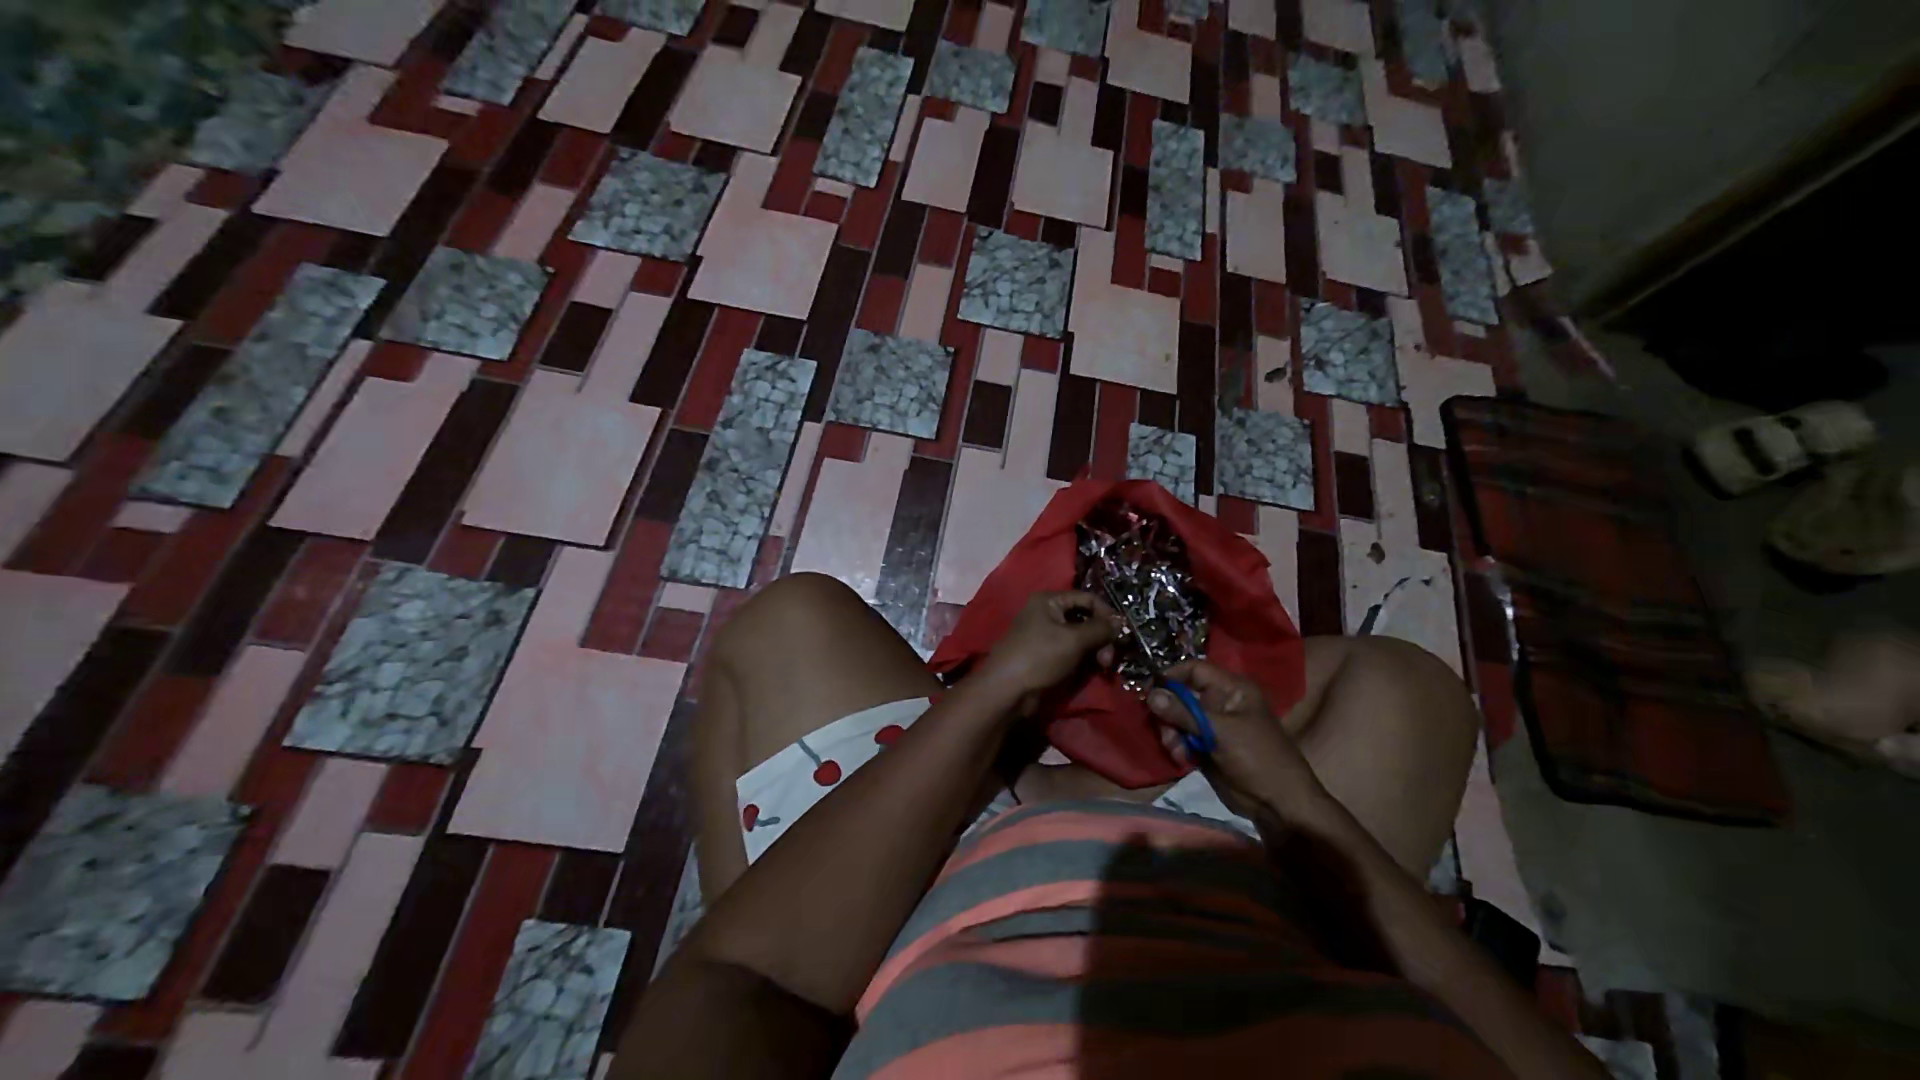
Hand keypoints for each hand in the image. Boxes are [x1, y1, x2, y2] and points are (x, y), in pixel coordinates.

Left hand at [975, 591, 1122, 705]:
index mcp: (1049, 600)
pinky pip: (1072, 651)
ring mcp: (1046, 635)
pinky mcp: (1046, 655)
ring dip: (1096, 649)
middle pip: (1085, 618)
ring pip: (1080, 637)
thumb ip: (1100, 629)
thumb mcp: (1073, 639)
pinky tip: (1094, 669)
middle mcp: (1047, 613)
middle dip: (1101, 636)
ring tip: (1103, 666)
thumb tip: (1121, 622)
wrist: (1008, 690)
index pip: (1087, 598)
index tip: (1121, 634)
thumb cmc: (1039, 656)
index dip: (1107, 614)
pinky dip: (1085, 658)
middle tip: (1109, 658)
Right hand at [1147, 660, 1322, 814]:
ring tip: (1176, 749)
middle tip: (1165, 729)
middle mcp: (1221, 703)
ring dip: (1171, 732)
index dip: (1172, 676)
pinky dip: (1177, 746)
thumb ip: (1183, 712)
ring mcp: (1213, 726)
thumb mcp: (1220, 731)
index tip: (1150, 690)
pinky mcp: (1207, 746)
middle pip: (1182, 695)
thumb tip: (1151, 695)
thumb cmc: (1256, 758)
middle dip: (1169, 712)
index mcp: (1232, 690)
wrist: (1278, 803)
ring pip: (1178, 718)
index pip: (1195, 670)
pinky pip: (1183, 738)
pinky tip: (1182, 758)